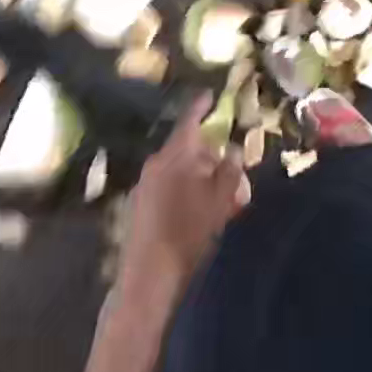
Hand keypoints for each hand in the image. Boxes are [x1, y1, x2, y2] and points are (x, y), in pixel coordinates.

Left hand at [118, 93, 250, 284]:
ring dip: (200, 175)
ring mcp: (144, 185)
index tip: (211, 94)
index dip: (202, 105)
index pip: (190, 120)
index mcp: (175, 155)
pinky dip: (186, 189)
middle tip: (232, 170)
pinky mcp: (139, 206)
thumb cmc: (189, 230)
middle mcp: (156, 164)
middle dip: (210, 155)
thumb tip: (232, 149)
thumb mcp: (221, 197)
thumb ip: (230, 168)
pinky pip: (168, 185)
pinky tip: (200, 211)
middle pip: (188, 147)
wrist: (149, 277)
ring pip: (179, 169)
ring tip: (221, 197)